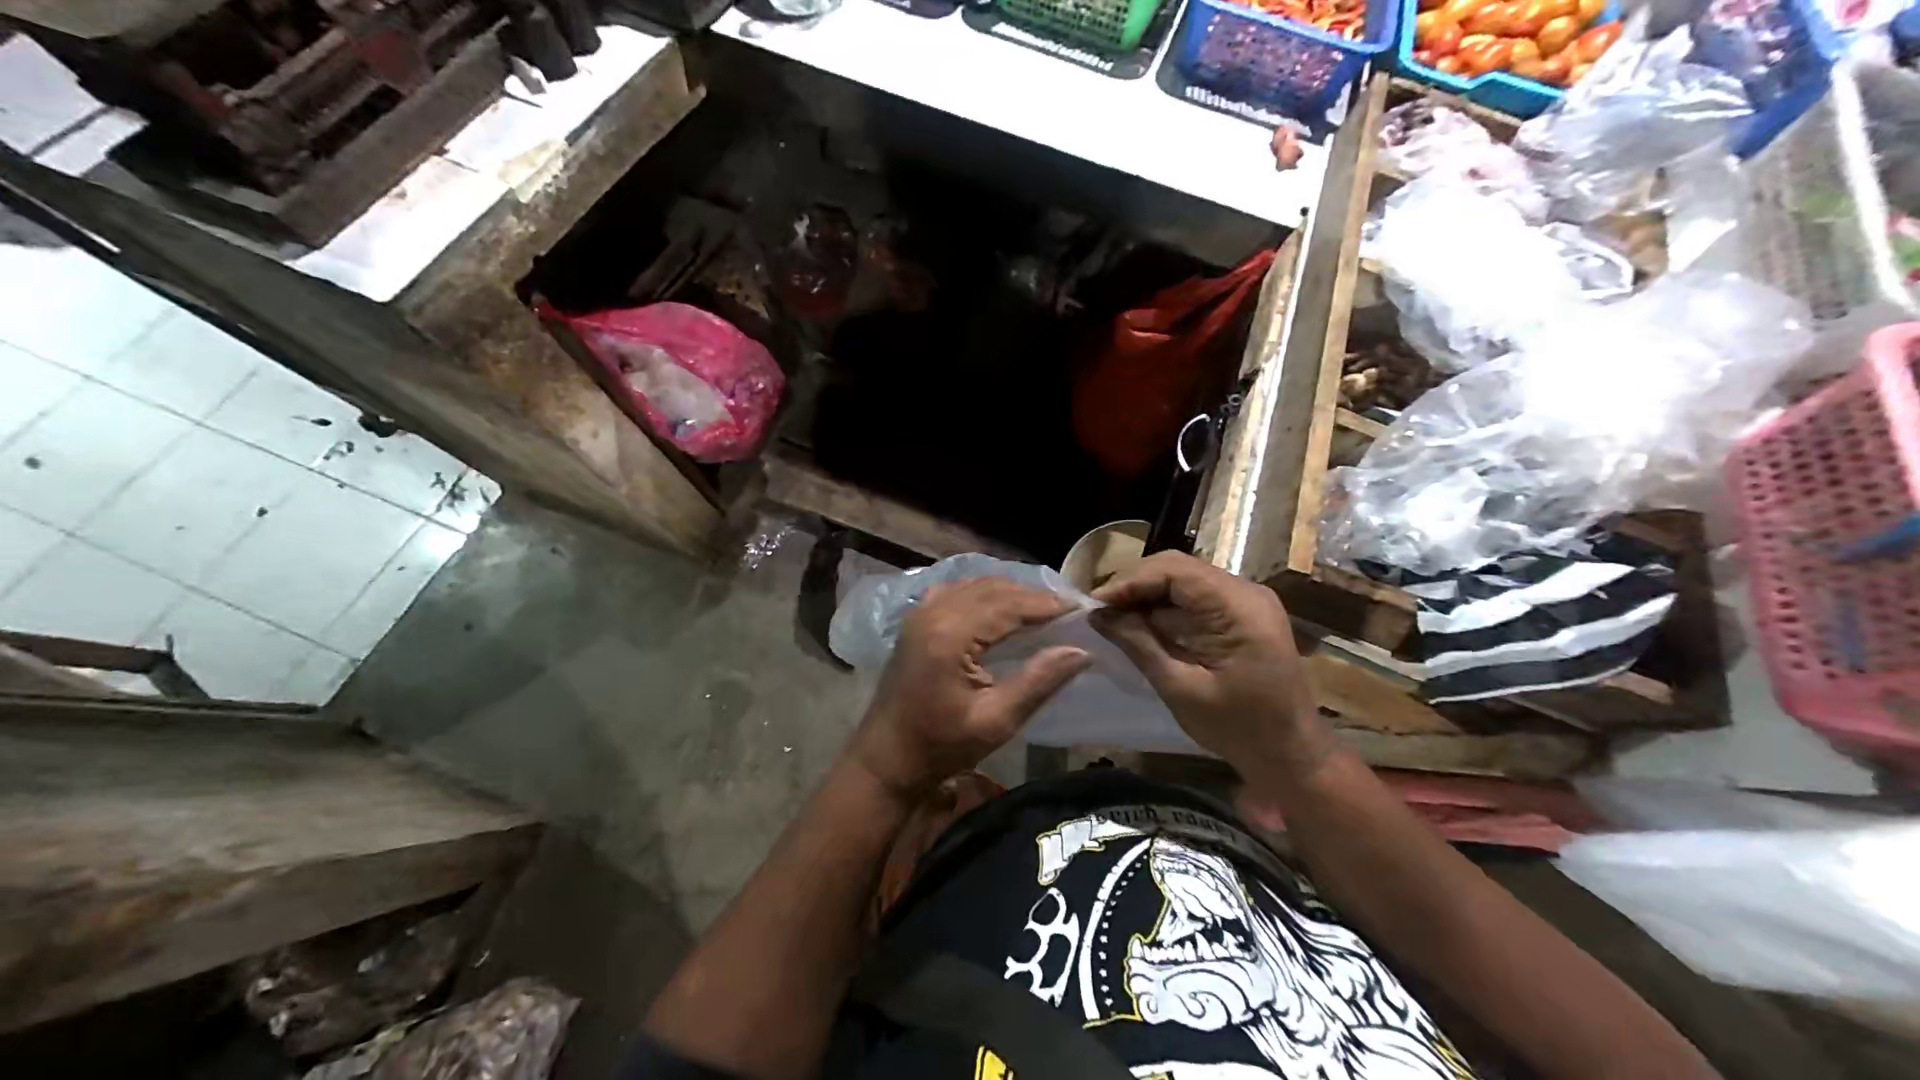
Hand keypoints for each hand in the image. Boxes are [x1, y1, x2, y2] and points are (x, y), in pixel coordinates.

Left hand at [846, 578, 1091, 798]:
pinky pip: (958, 592)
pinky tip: (1003, 610)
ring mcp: (921, 612)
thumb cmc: (942, 745)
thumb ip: (1040, 681)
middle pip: (994, 589)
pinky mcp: (916, 619)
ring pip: (976, 586)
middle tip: (1069, 611)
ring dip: (1011, 593)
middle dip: (1033, 597)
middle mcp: (934, 612)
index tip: (1082, 609)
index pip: (1010, 605)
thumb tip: (1082, 651)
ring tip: (1044, 611)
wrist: (887, 757)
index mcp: (951, 634)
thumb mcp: (998, 720)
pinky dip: (985, 594)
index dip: (1048, 605)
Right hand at [1090, 552, 1334, 781]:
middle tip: (1099, 611)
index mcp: (1239, 608)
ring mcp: (1247, 601)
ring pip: (1184, 579)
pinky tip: (1139, 623)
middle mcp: (1246, 592)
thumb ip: (1140, 645)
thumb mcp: (1181, 689)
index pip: (1174, 570)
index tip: (1095, 605)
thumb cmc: (1239, 729)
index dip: (1129, 582)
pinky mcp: (1242, 614)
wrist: (1292, 754)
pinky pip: (1195, 597)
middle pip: (1178, 568)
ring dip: (1146, 595)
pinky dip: (1164, 606)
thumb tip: (1099, 616)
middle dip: (1134, 585)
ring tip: (1112, 616)